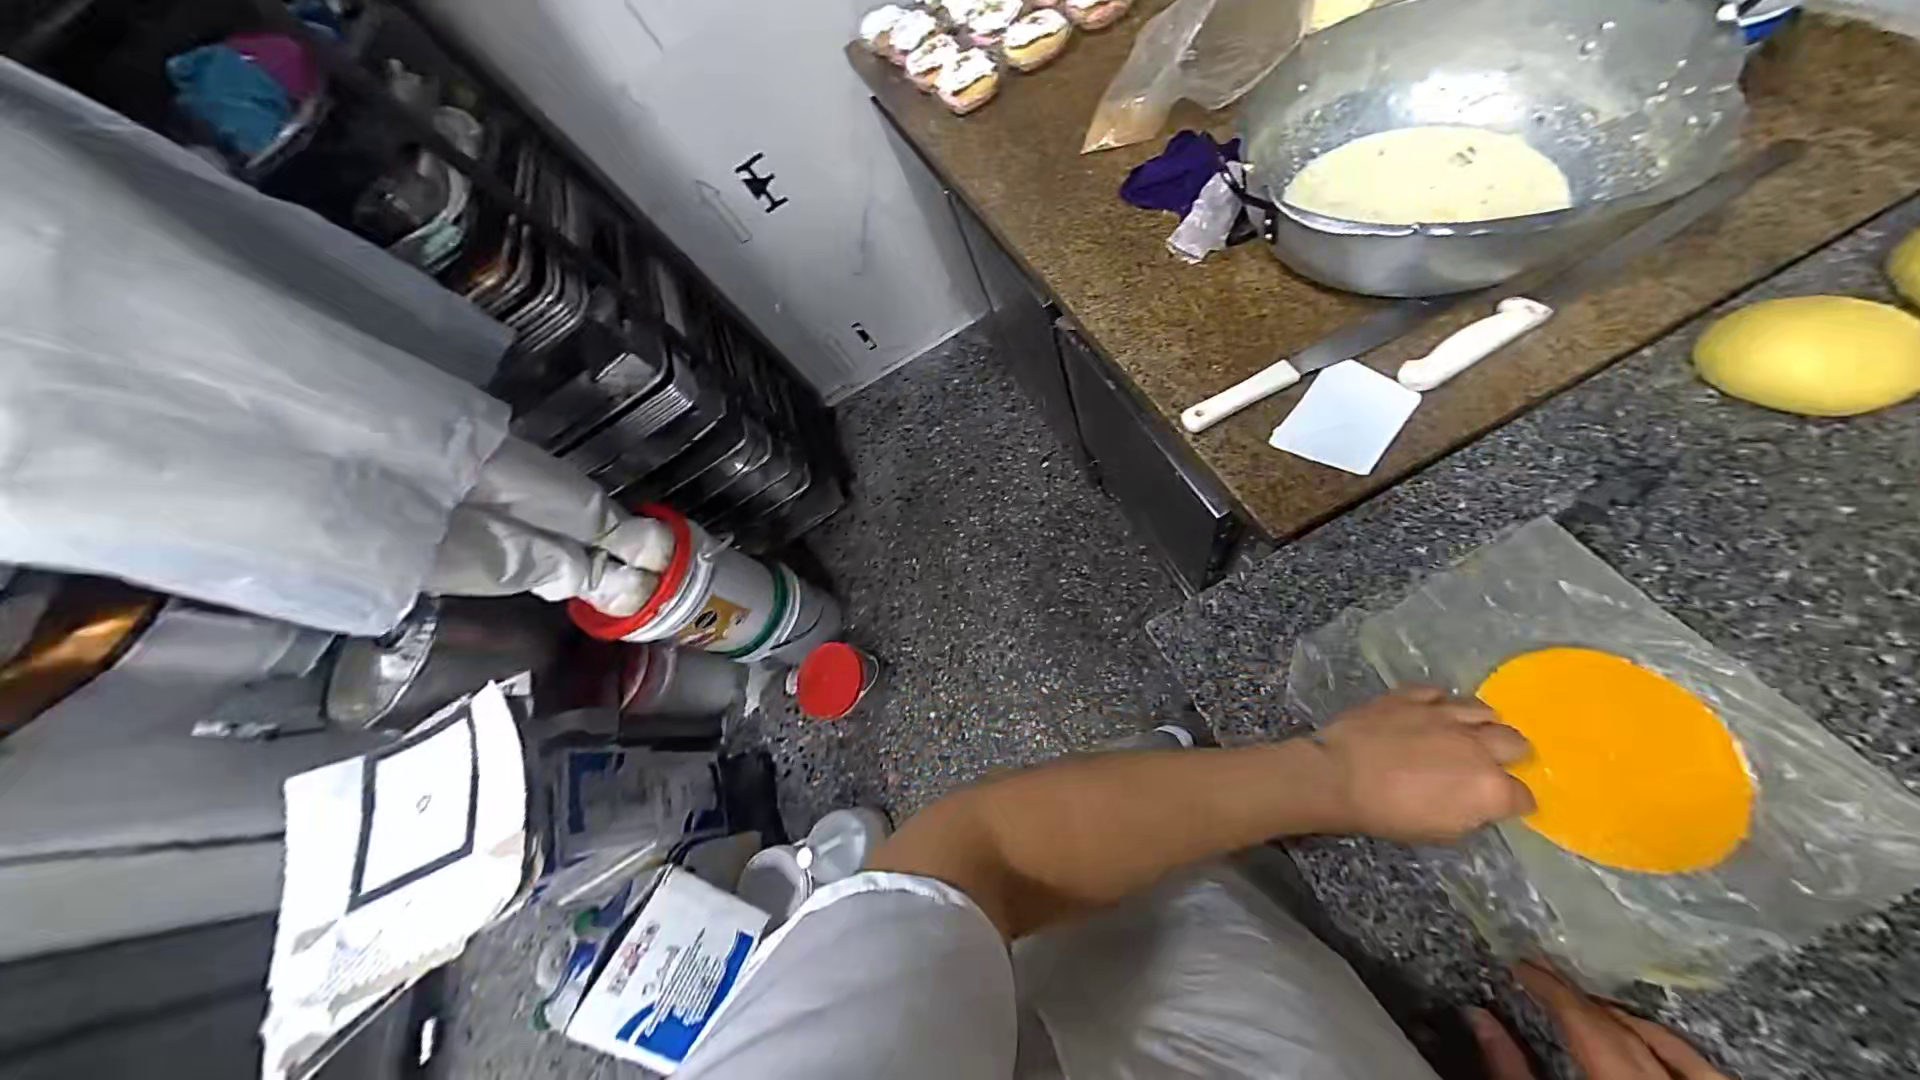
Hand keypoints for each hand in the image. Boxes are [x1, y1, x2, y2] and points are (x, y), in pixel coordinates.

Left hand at [1314, 684, 1534, 843]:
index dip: (1511, 800)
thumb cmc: (1387, 813)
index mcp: (1490, 787)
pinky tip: (1430, 711)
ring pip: (1481, 709)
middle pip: (1514, 743)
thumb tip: (1480, 802)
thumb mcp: (1443, 831)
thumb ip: (1473, 813)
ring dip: (1480, 722)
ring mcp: (1441, 716)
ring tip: (1465, 731)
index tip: (1499, 802)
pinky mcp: (1408, 697)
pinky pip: (1435, 692)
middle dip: (1507, 754)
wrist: (1338, 775)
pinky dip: (1437, 702)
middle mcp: (1475, 746)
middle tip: (1488, 761)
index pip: (1522, 796)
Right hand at [1467, 962, 1730, 1079]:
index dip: (1552, 989)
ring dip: (1631, 1021)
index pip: (1587, 1024)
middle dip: (1585, 1000)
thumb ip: (1511, 1069)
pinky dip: (1672, 1048)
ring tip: (1594, 1004)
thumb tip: (1477, 1015)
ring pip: (1679, 1049)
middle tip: (1547, 975)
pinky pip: (1707, 1071)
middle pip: (1630, 1034)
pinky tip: (1646, 1039)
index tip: (1522, 964)